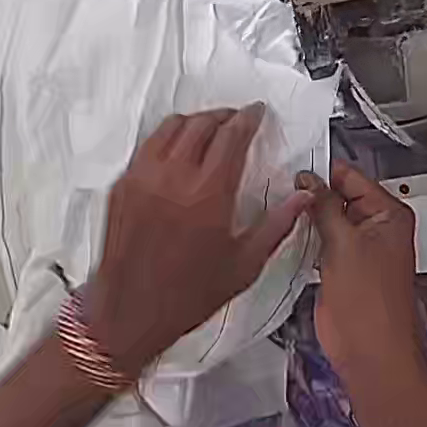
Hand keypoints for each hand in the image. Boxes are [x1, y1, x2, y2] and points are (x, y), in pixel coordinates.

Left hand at [84, 104, 311, 374]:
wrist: (129, 313)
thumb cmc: (187, 294)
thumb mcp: (244, 264)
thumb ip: (277, 224)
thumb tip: (303, 198)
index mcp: (209, 193)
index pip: (232, 135)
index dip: (248, 118)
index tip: (256, 113)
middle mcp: (174, 177)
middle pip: (203, 123)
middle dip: (225, 116)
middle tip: (237, 121)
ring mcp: (144, 177)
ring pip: (172, 126)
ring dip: (196, 121)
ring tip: (210, 129)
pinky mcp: (123, 184)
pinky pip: (148, 143)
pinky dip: (168, 136)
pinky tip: (179, 150)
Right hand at [298, 165, 424, 380]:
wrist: (369, 351)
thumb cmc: (369, 300)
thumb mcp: (344, 243)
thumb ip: (324, 206)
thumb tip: (308, 180)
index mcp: (388, 213)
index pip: (352, 178)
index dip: (323, 172)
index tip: (291, 167)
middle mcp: (375, 226)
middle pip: (339, 196)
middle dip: (311, 194)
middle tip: (277, 184)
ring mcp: (357, 246)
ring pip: (328, 219)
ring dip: (306, 216)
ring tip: (276, 204)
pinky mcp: (340, 265)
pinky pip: (321, 241)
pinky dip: (305, 236)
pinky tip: (283, 229)